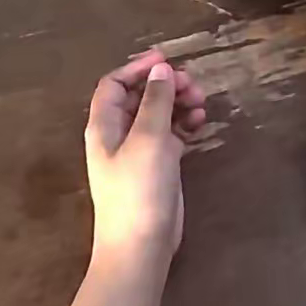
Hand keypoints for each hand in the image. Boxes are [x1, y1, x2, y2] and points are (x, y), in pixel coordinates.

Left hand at [83, 51, 207, 267]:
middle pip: (139, 97)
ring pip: (158, 114)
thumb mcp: (149, 138)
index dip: (137, 68)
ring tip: (201, 102)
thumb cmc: (139, 189)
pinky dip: (184, 123)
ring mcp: (139, 151)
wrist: (141, 246)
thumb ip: (156, 101)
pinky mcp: (158, 166)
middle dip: (164, 85)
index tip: (167, 60)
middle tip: (192, 84)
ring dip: (177, 102)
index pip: (114, 84)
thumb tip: (161, 69)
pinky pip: (170, 134)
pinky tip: (200, 122)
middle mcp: (119, 134)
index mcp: (105, 126)